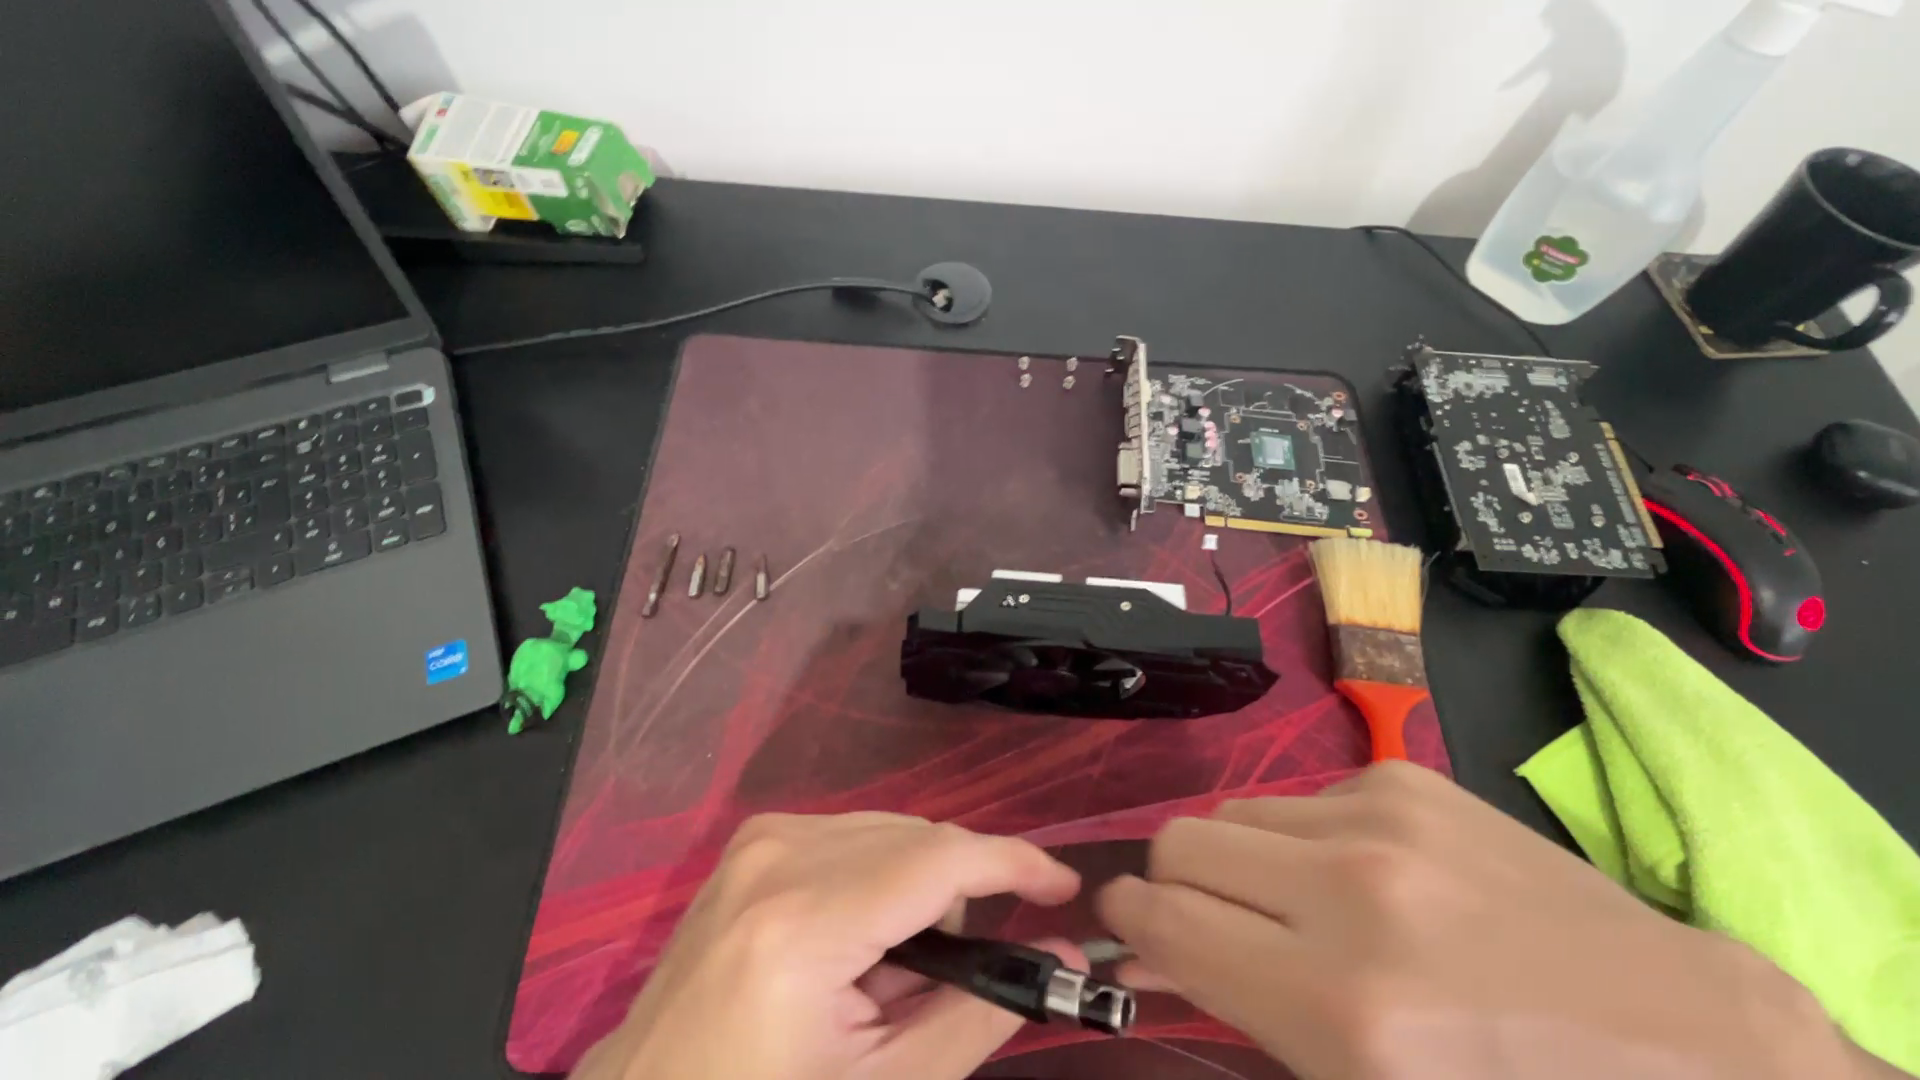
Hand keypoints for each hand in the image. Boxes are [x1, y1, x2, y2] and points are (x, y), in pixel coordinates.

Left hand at [570, 812, 1081, 1079]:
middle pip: (919, 839)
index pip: (938, 860)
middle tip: (965, 968)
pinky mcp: (752, 841)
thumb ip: (979, 1014)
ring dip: (921, 884)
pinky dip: (882, 875)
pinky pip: (853, 834)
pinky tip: (863, 936)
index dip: (1014, 865)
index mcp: (803, 925)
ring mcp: (759, 840)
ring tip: (900, 966)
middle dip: (964, 891)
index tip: (1063, 889)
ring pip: (891, 830)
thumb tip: (1061, 956)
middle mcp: (778, 857)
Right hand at [1098, 761, 1867, 1079]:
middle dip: (1177, 888)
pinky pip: (1298, 800)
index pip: (1164, 919)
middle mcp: (1352, 892)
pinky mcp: (1411, 781)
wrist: (1690, 1053)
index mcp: (1339, 1005)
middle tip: (1217, 928)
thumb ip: (1235, 1012)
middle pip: (1179, 843)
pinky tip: (1365, 882)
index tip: (1132, 929)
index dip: (1130, 922)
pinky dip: (1301, 840)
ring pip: (1231, 814)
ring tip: (1301, 910)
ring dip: (1241, 863)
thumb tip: (1150, 946)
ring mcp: (1386, 819)